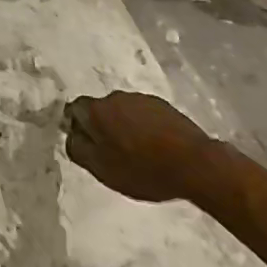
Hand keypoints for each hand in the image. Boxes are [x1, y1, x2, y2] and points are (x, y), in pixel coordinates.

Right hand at [64, 91, 214, 202]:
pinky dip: (143, 127)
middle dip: (101, 127)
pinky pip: (143, 114)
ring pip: (122, 111)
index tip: (86, 145)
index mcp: (96, 110)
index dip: (76, 127)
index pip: (74, 109)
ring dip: (123, 127)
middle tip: (111, 153)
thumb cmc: (143, 170)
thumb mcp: (101, 169)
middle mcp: (116, 97)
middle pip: (100, 110)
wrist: (195, 164)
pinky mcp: (164, 105)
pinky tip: (154, 147)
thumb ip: (78, 149)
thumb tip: (70, 136)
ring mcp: (142, 99)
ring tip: (136, 152)